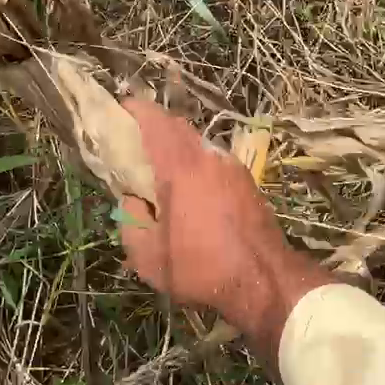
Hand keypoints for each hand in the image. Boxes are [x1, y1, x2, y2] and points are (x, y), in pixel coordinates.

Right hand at [118, 98, 331, 361]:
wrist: (261, 277)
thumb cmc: (200, 266)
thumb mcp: (148, 256)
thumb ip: (131, 220)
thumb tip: (131, 199)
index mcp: (180, 169)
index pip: (157, 123)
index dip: (138, 109)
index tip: (123, 106)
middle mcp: (207, 157)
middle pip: (179, 127)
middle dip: (156, 125)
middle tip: (137, 140)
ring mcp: (230, 165)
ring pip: (198, 143)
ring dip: (179, 146)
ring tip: (163, 169)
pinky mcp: (246, 179)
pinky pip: (214, 160)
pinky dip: (197, 163)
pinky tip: (193, 190)